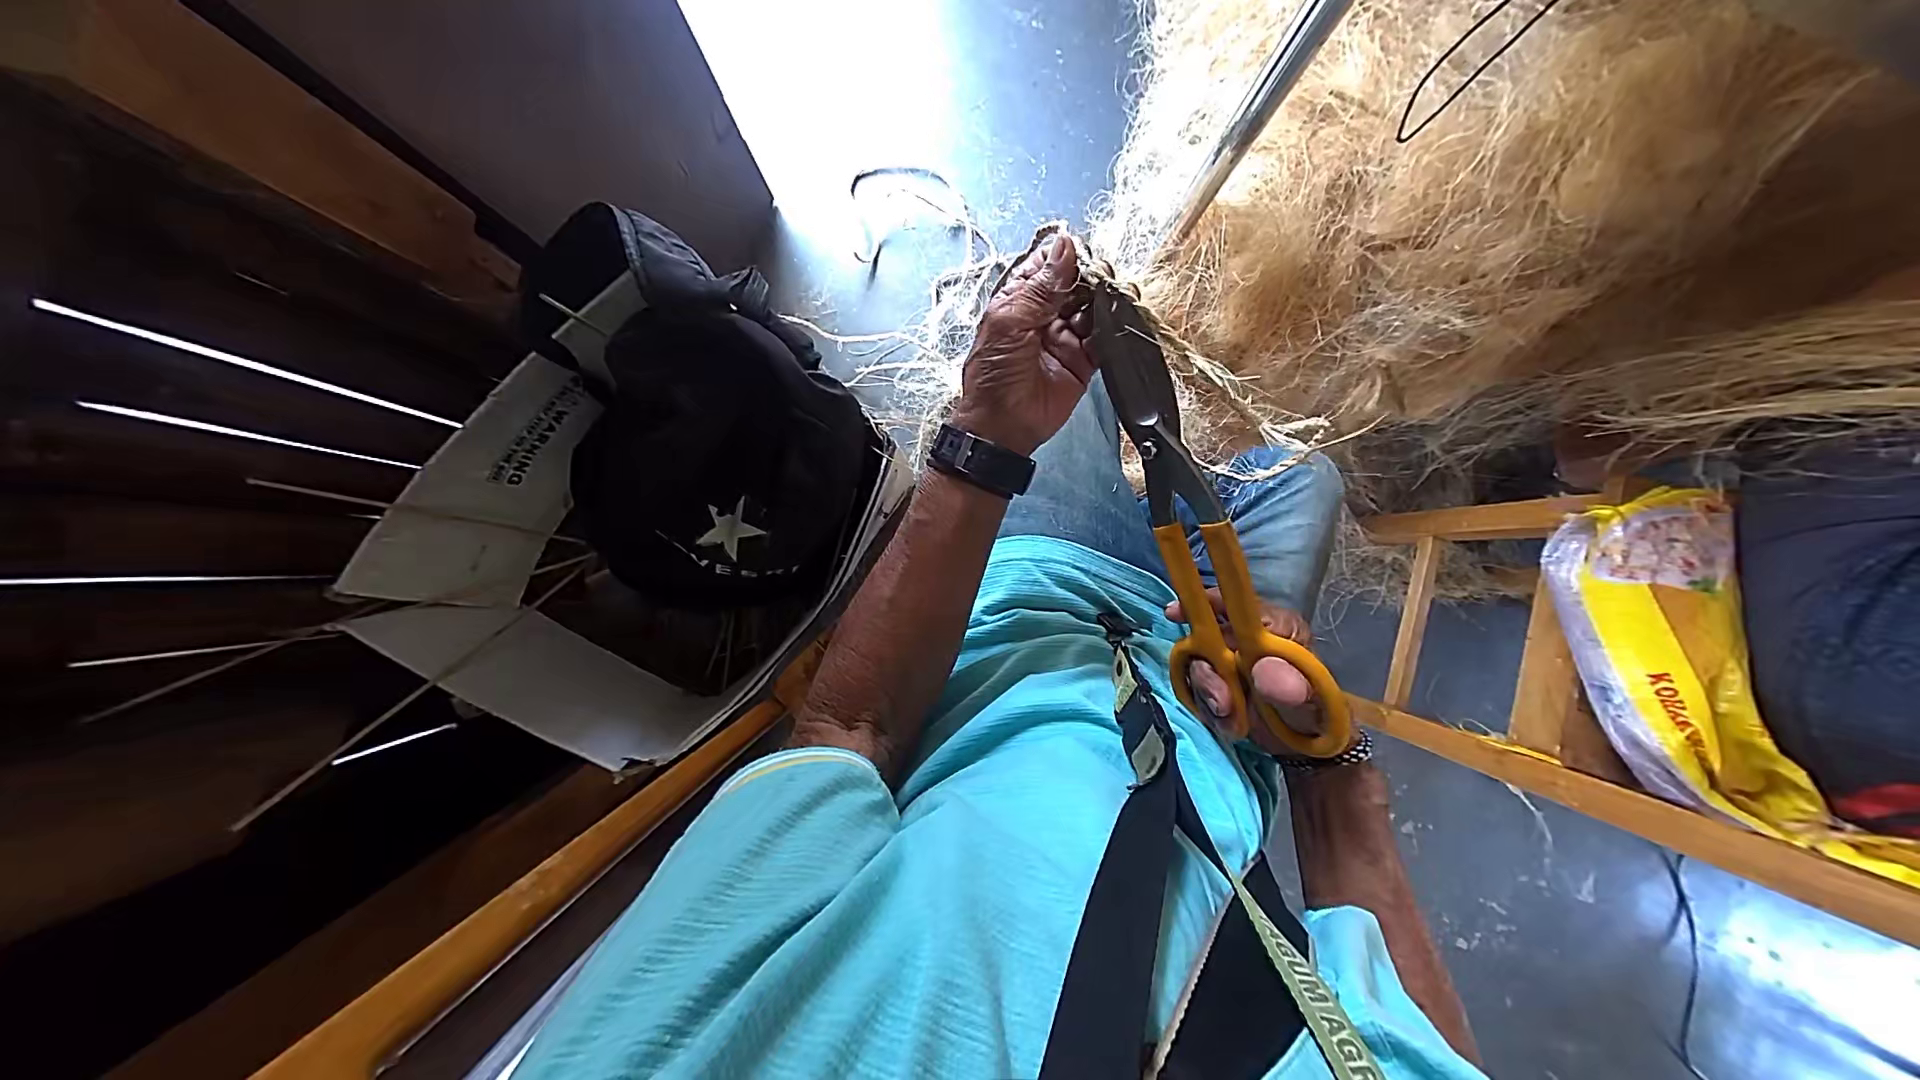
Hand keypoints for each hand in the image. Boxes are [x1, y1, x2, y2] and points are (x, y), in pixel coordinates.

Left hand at [948, 234, 1094, 456]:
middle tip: (1103, 277)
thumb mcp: (1010, 323)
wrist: (1004, 426)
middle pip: (1075, 283)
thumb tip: (1065, 245)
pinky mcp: (1083, 360)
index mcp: (1019, 300)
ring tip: (1115, 294)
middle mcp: (1043, 315)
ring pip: (1092, 306)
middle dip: (1091, 276)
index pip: (1047, 266)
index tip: (1082, 255)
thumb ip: (1040, 288)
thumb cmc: (995, 375)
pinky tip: (1118, 318)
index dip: (1065, 257)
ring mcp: (1064, 337)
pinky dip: (1114, 327)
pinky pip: (1103, 337)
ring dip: (1105, 298)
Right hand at [1165, 588, 1323, 751]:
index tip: (1176, 614)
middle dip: (1205, 672)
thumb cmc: (1318, 714)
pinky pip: (1194, 690)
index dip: (1204, 603)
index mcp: (1274, 627)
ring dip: (1208, 696)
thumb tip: (1264, 671)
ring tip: (1232, 720)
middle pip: (1204, 638)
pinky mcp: (1213, 684)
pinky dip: (1207, 710)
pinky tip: (1229, 723)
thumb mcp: (1312, 703)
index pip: (1234, 603)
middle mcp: (1244, 638)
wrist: (1309, 744)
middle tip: (1222, 703)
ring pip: (1196, 667)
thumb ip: (1291, 686)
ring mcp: (1225, 662)